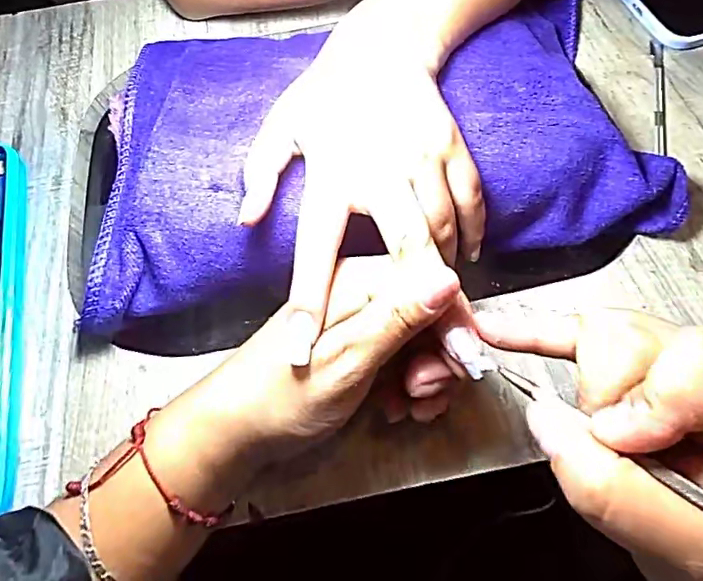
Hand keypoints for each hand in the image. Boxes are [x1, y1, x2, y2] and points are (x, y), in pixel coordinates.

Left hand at [169, 256, 463, 470]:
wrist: (239, 424)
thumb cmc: (282, 394)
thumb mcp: (348, 359)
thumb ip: (398, 318)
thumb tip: (446, 278)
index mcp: (355, 278)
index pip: (431, 283)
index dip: (456, 327)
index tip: (463, 368)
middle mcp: (358, 287)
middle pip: (430, 312)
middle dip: (439, 358)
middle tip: (421, 393)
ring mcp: (356, 314)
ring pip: (420, 338)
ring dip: (426, 376)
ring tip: (405, 404)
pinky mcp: (356, 339)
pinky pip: (402, 354)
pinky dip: (409, 383)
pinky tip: (395, 404)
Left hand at [239, 22, 485, 365]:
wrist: (381, 46)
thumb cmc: (324, 92)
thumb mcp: (282, 126)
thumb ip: (261, 173)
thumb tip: (246, 220)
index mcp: (332, 174)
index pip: (317, 250)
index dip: (308, 306)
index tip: (302, 354)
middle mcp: (380, 172)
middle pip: (408, 252)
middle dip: (413, 301)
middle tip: (416, 336)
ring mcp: (422, 160)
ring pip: (444, 234)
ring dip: (442, 271)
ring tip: (435, 299)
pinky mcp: (453, 150)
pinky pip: (472, 206)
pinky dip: (473, 236)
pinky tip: (464, 254)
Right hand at [479, 310, 702, 580]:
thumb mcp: (689, 548)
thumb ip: (615, 489)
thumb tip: (547, 417)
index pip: (702, 364)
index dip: (651, 398)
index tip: (621, 440)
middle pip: (639, 339)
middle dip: (606, 395)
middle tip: (613, 446)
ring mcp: (676, 359)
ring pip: (603, 328)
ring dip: (583, 381)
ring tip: (598, 428)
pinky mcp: (629, 356)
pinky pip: (573, 329)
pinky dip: (532, 333)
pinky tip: (499, 331)